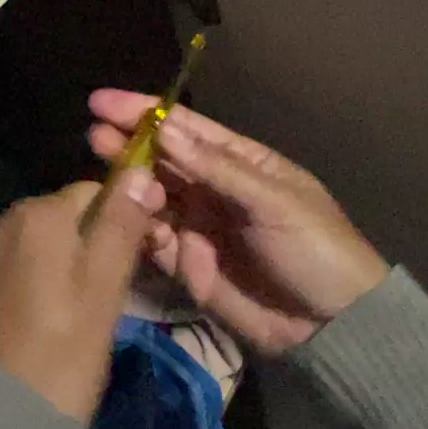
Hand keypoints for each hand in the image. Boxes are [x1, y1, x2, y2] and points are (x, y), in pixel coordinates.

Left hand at [0, 169, 165, 423]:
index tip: (141, 260)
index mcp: (40, 214)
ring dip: (54, 259)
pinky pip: (3, 264)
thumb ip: (120, 227)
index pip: (97, 193)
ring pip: (32, 240)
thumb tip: (137, 171)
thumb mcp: (103, 292)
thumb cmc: (57, 357)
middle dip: (88, 241)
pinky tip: (30, 315)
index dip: (124, 221)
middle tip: (107, 294)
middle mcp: (0, 219)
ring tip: (68, 310)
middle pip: (62, 214)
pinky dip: (23, 277)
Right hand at [88, 90, 388, 355]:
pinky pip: (153, 240)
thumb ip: (216, 168)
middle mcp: (213, 188)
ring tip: (105, 173)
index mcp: (241, 162)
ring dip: (128, 184)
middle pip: (162, 159)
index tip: (103, 101)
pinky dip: (137, 227)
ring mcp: (199, 226)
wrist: (333, 327)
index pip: (186, 128)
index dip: (146, 112)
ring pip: (152, 197)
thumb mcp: (273, 201)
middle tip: (93, 134)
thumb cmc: (315, 248)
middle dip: (129, 144)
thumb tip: (165, 130)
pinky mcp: (188, 265)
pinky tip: (122, 215)